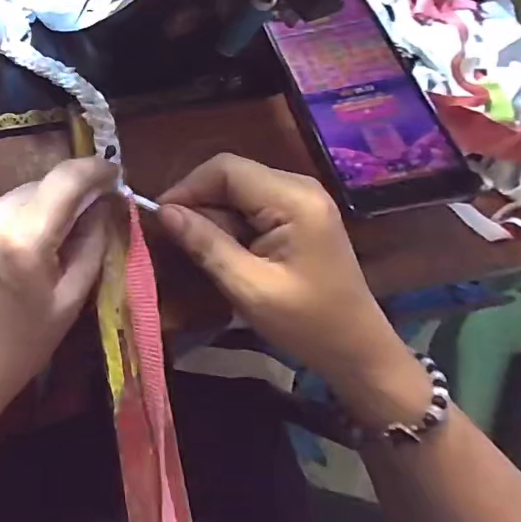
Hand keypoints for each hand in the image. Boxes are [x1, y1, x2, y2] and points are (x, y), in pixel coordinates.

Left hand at [0, 157, 119, 426]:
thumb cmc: (21, 344)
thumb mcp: (72, 298)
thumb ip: (94, 241)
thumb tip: (108, 201)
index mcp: (22, 237)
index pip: (67, 178)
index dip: (96, 169)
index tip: (115, 172)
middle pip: (43, 185)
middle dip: (70, 197)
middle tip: (89, 219)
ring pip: (21, 195)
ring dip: (41, 209)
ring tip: (46, 245)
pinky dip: (14, 218)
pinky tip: (14, 250)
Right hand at [155, 154, 426, 425]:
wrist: (359, 352)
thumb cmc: (307, 324)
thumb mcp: (249, 288)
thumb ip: (206, 244)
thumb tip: (164, 211)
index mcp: (294, 199)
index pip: (226, 169)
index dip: (188, 187)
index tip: (161, 218)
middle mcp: (299, 187)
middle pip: (231, 174)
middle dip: (199, 201)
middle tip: (177, 238)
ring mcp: (301, 198)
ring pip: (237, 189)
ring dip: (213, 214)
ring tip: (198, 249)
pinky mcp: (298, 213)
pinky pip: (251, 204)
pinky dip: (230, 222)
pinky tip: (223, 250)